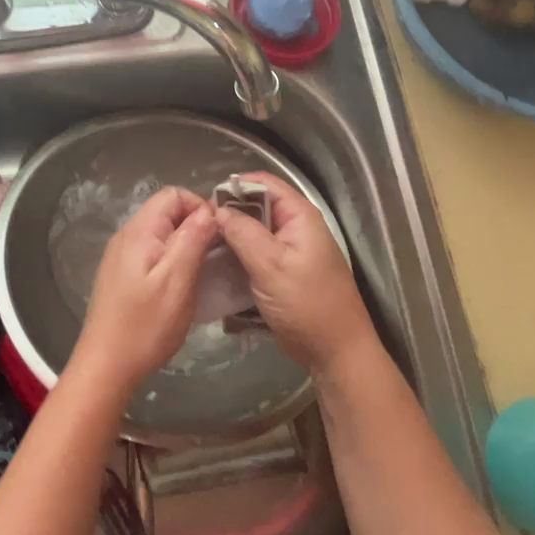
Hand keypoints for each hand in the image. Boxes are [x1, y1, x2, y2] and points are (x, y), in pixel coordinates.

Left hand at [68, 187, 218, 396]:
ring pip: (161, 234)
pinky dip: (172, 260)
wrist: (106, 365)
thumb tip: (209, 211)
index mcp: (139, 231)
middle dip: (195, 227)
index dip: (200, 207)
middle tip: (215, 256)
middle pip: (166, 212)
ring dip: (185, 245)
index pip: (173, 195)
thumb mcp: (177, 280)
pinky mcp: (121, 275)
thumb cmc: (145, 325)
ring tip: (203, 271)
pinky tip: (181, 285)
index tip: (219, 235)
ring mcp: (121, 256)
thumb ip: (193, 239)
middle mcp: (126, 236)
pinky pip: (152, 253)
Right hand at [213, 172, 377, 373]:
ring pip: (253, 232)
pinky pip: (256, 255)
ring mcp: (290, 251)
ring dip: (231, 238)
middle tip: (199, 230)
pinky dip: (238, 257)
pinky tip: (217, 266)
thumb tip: (218, 210)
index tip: (206, 205)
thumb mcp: (270, 265)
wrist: (335, 351)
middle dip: (229, 215)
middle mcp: (295, 227)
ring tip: (203, 247)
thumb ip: (243, 233)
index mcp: (299, 216)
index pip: (263, 183)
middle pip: (256, 207)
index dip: (234, 188)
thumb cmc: (307, 304)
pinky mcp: (283, 272)